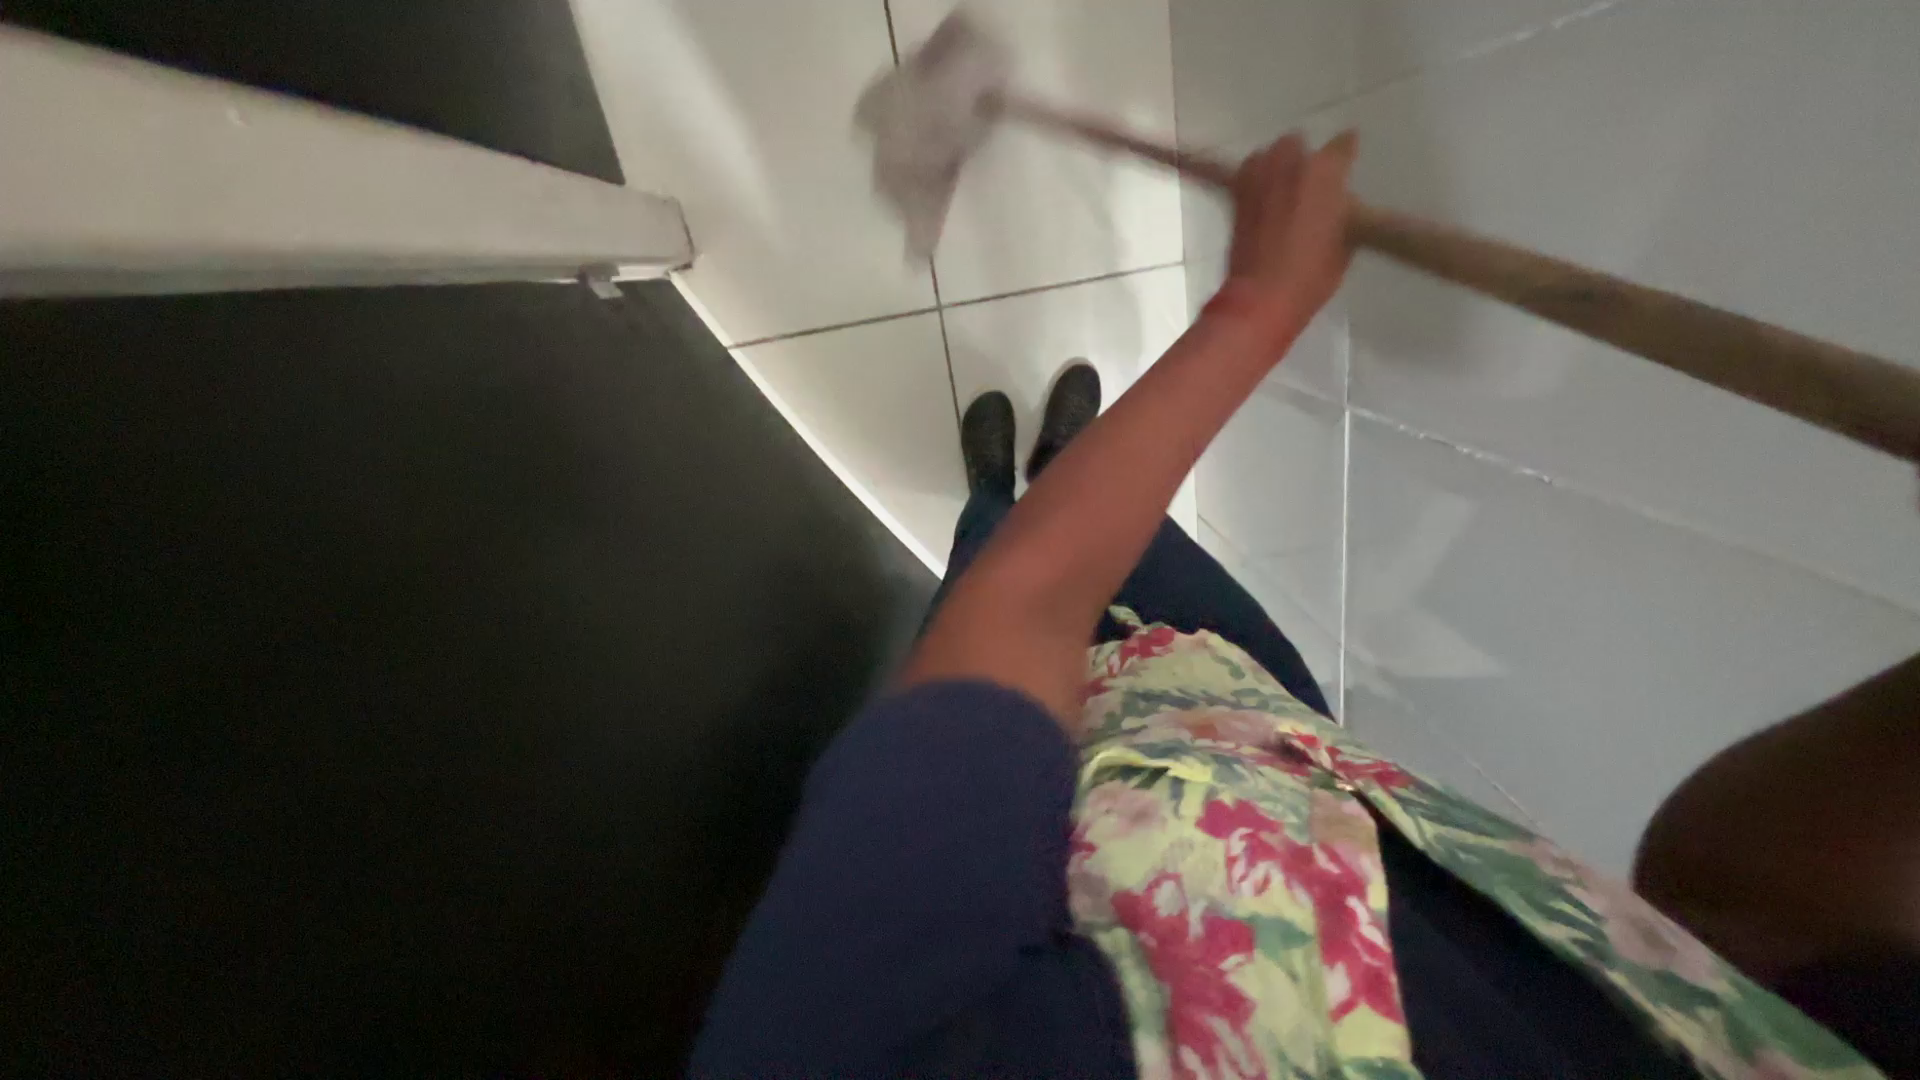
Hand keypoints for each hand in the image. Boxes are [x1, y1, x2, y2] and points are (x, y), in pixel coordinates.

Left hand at [1225, 131, 1358, 324]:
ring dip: (1275, 166)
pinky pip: (1245, 173)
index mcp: (1326, 172)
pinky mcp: (1236, 196)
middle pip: (1297, 143)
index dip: (1346, 153)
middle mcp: (1292, 164)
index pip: (1344, 145)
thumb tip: (1336, 205)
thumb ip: (1341, 212)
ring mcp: (1259, 177)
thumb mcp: (1345, 243)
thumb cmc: (1310, 276)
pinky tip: (1258, 195)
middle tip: (1306, 185)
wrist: (1261, 296)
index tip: (1347, 160)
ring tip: (1279, 190)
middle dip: (1302, 160)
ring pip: (1268, 154)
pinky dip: (1252, 179)